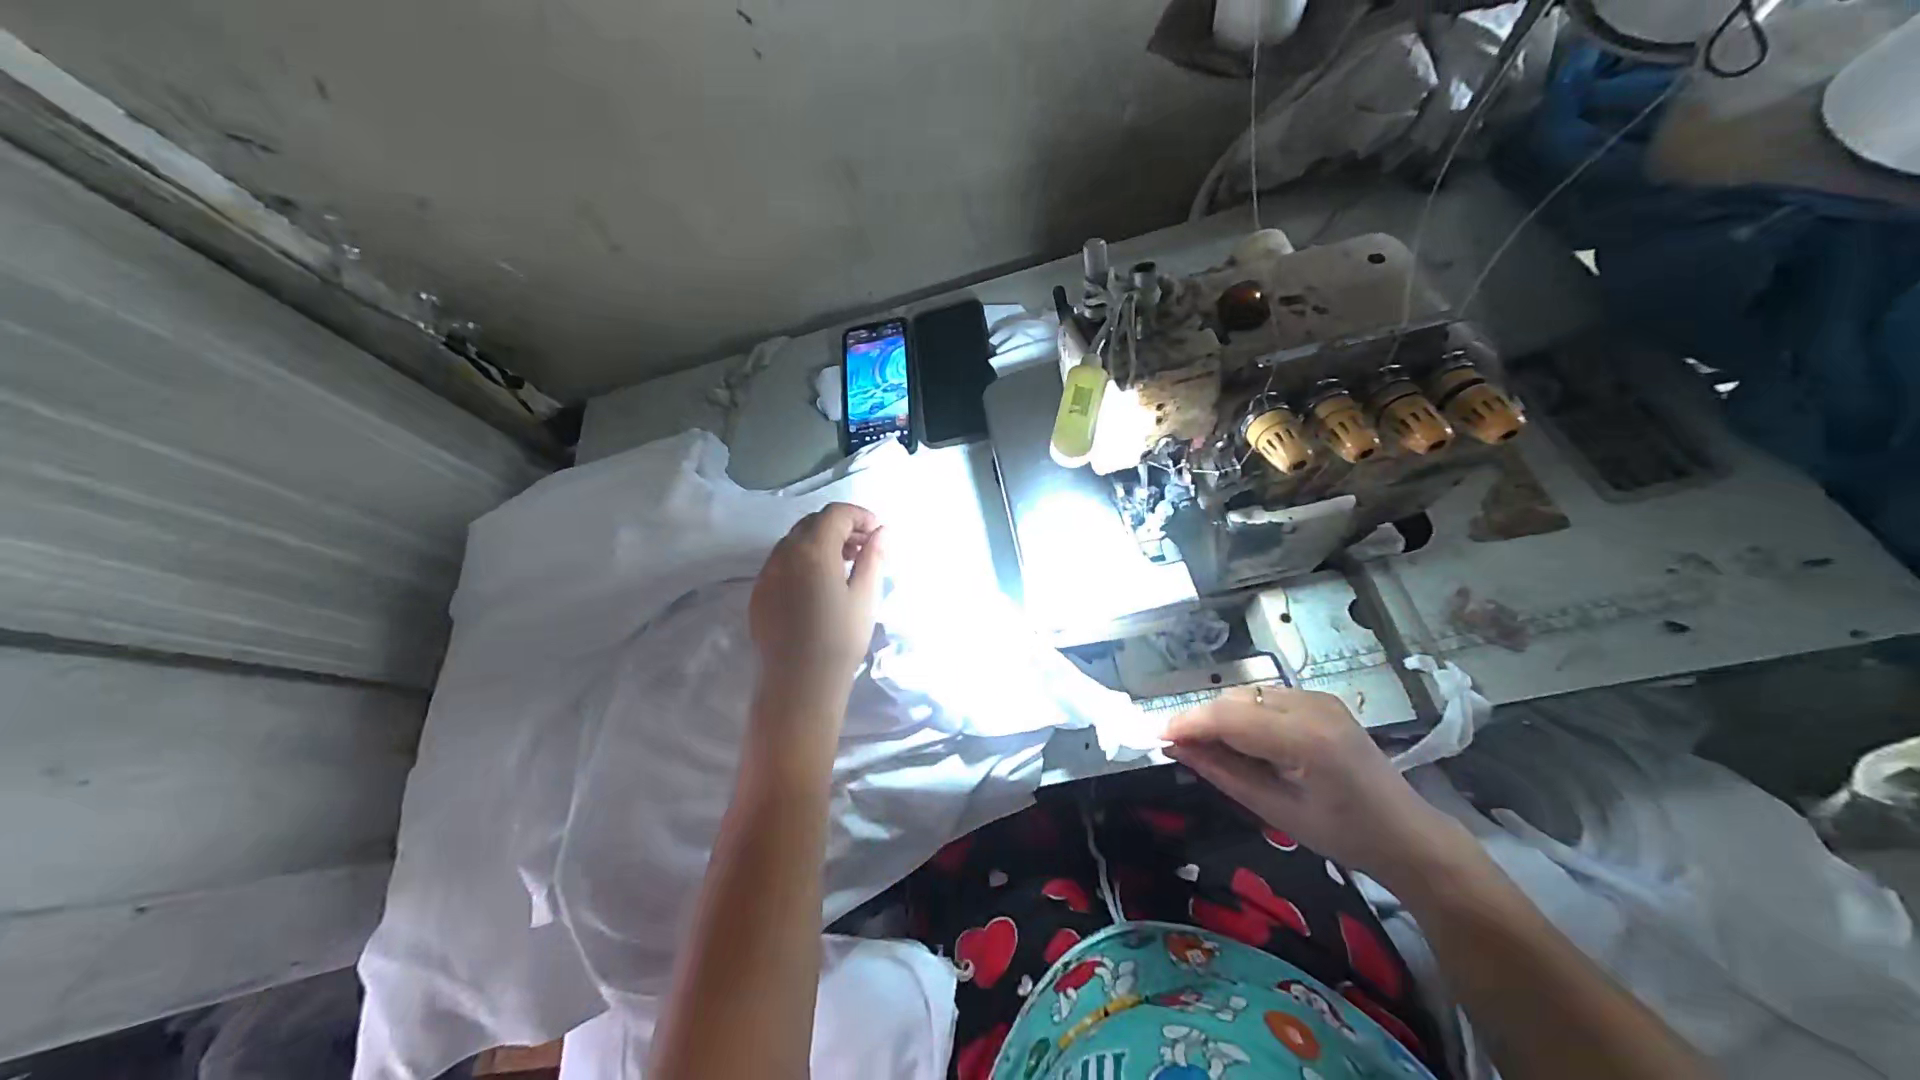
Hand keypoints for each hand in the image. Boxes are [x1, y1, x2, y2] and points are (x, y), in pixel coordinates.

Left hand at [749, 503, 886, 692]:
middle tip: (865, 547)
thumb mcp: (865, 597)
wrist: (798, 685)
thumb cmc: (840, 641)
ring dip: (821, 542)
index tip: (878, 531)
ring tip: (845, 565)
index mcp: (813, 550)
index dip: (860, 516)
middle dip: (841, 527)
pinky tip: (819, 585)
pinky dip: (803, 560)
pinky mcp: (758, 593)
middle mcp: (784, 554)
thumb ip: (873, 558)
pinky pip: (781, 563)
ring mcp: (766, 574)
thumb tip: (882, 532)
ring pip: (794, 542)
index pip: (836, 514)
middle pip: (812, 523)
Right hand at [1165, 687, 1470, 886]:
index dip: (1188, 723)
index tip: (1158, 738)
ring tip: (1211, 748)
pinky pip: (1267, 698)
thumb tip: (1175, 748)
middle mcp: (1312, 706)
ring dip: (1222, 716)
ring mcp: (1318, 698)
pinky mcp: (1321, 699)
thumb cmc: (1342, 834)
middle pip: (1235, 700)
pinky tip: (1243, 741)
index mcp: (1305, 739)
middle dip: (1202, 720)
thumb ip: (1221, 772)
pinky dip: (1245, 715)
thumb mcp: (1274, 810)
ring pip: (1248, 695)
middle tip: (1181, 749)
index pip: (1229, 717)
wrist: (1406, 834)